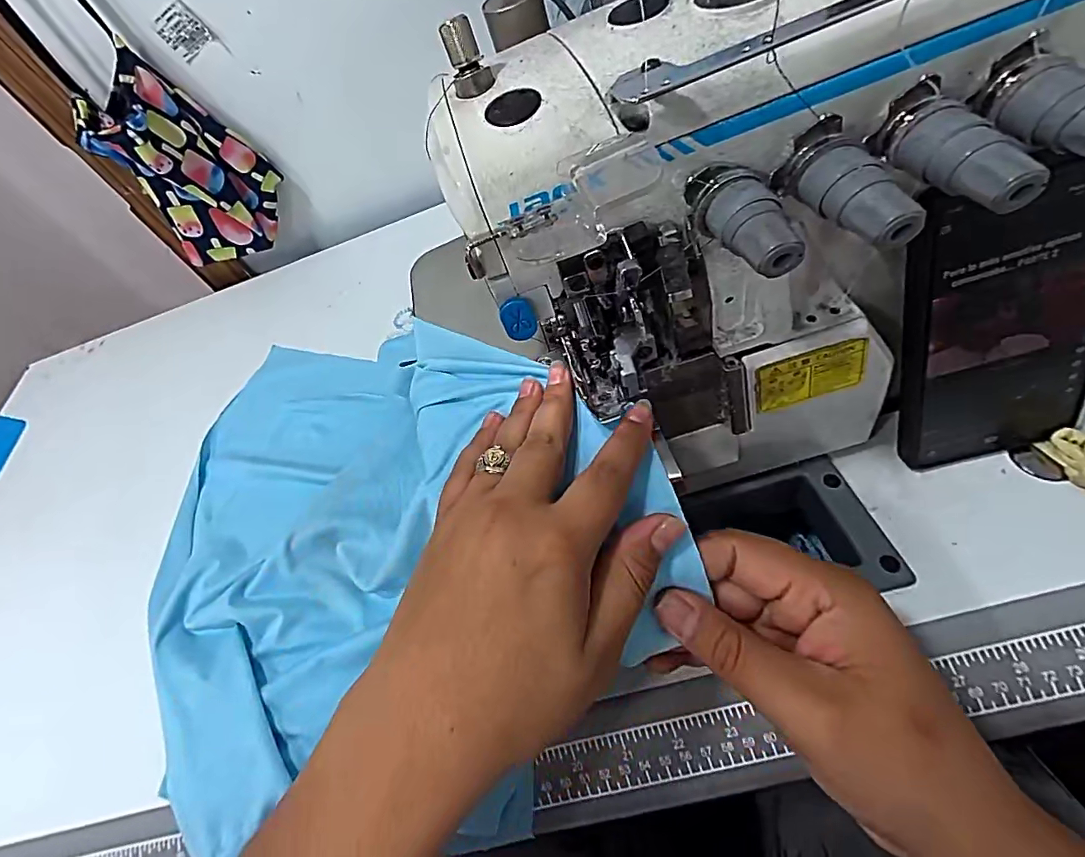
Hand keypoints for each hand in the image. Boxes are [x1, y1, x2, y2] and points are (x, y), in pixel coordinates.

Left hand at [246, 364, 684, 856]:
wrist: (424, 714)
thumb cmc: (519, 696)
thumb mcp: (594, 653)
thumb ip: (628, 580)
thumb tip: (660, 523)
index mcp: (558, 543)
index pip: (604, 479)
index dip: (626, 443)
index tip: (637, 412)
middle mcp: (513, 512)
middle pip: (544, 446)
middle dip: (560, 406)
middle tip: (564, 371)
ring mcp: (471, 515)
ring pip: (501, 448)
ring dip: (520, 414)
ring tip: (532, 385)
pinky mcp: (443, 527)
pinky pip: (464, 469)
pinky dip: (478, 442)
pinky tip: (486, 427)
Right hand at [651, 531, 1084, 856]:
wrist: (959, 833)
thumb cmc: (909, 767)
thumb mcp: (808, 706)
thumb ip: (732, 649)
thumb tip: (671, 603)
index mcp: (827, 592)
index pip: (739, 551)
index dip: (688, 562)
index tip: (645, 583)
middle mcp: (813, 601)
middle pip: (730, 578)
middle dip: (683, 596)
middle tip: (635, 618)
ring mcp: (805, 633)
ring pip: (730, 610)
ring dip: (691, 626)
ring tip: (646, 641)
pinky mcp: (799, 662)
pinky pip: (743, 642)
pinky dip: (711, 650)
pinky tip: (675, 659)